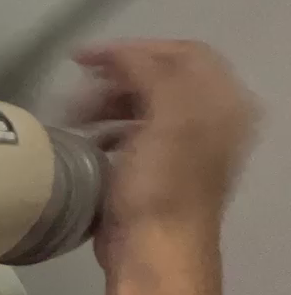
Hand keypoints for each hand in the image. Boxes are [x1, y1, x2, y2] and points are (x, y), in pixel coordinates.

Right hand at [74, 41, 254, 272]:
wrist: (153, 244)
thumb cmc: (157, 186)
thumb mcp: (164, 123)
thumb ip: (153, 80)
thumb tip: (122, 55)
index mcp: (221, 102)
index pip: (181, 53)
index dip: (130, 50)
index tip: (79, 59)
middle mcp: (214, 116)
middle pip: (164, 75)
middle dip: (115, 77)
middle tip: (75, 93)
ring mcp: (188, 142)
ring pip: (147, 101)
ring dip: (108, 101)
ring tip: (76, 117)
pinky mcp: (161, 164)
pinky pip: (137, 128)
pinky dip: (109, 125)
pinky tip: (88, 139)